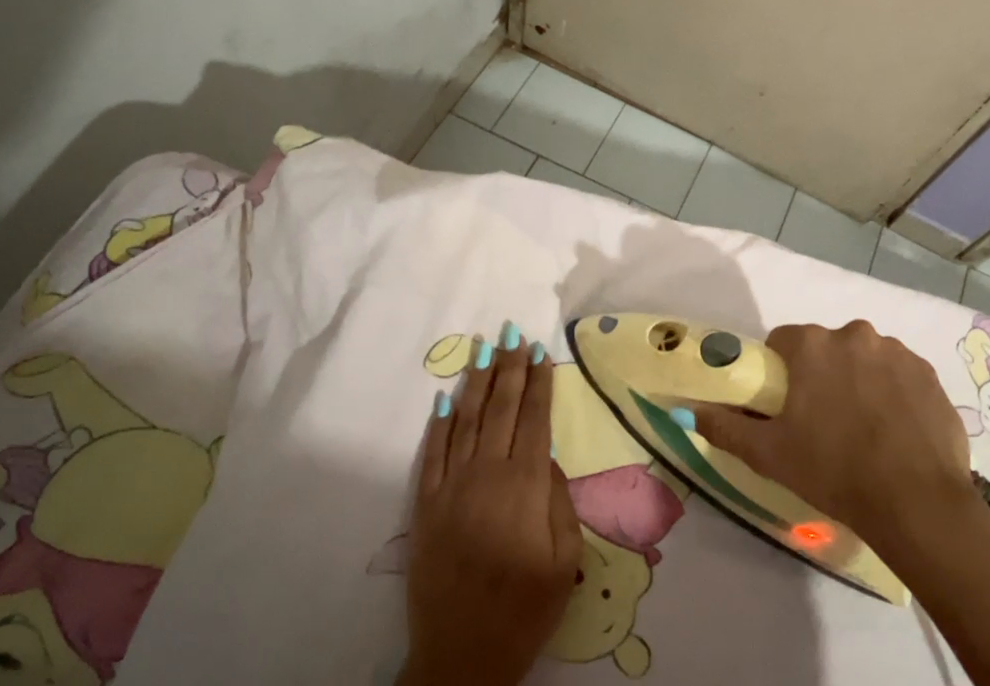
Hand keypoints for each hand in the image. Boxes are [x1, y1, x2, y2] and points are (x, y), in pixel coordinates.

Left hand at [399, 331, 580, 685]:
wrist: (463, 654)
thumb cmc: (526, 609)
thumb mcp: (565, 559)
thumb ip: (559, 502)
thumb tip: (547, 460)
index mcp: (525, 487)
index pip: (534, 420)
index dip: (539, 384)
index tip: (541, 352)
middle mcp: (486, 476)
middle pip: (501, 410)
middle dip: (510, 370)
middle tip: (514, 335)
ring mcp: (450, 489)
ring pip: (466, 422)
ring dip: (477, 384)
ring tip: (485, 351)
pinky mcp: (424, 507)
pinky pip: (432, 454)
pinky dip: (439, 424)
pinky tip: (446, 400)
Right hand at [690, 320, 974, 548]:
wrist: (915, 500)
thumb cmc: (832, 471)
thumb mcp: (769, 454)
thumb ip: (725, 425)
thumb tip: (688, 409)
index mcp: (813, 345)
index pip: (783, 341)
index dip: (778, 371)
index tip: (783, 405)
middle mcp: (856, 335)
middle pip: (827, 348)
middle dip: (821, 375)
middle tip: (821, 423)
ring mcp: (898, 352)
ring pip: (865, 359)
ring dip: (858, 382)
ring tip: (861, 431)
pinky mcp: (930, 374)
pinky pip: (900, 376)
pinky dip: (893, 394)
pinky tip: (893, 433)